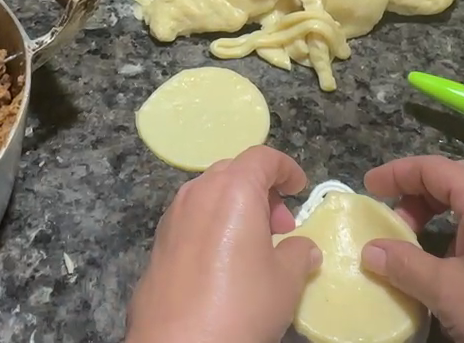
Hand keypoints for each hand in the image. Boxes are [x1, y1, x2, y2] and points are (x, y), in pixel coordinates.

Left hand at [127, 146, 321, 342]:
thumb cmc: (239, 305)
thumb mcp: (285, 281)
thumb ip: (299, 254)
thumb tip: (304, 247)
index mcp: (234, 188)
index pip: (262, 157)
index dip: (285, 168)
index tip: (300, 188)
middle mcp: (200, 190)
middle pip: (235, 172)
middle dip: (262, 191)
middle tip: (281, 227)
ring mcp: (174, 213)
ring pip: (211, 194)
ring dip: (236, 208)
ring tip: (254, 246)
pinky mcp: (159, 239)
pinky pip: (193, 217)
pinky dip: (213, 224)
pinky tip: (223, 262)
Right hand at [362, 155, 463, 342]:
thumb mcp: (448, 293)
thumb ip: (406, 266)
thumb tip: (370, 252)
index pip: (434, 167)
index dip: (398, 173)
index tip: (370, 188)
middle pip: (458, 177)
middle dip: (421, 190)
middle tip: (395, 217)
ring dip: (444, 212)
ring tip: (422, 244)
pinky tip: (458, 267)